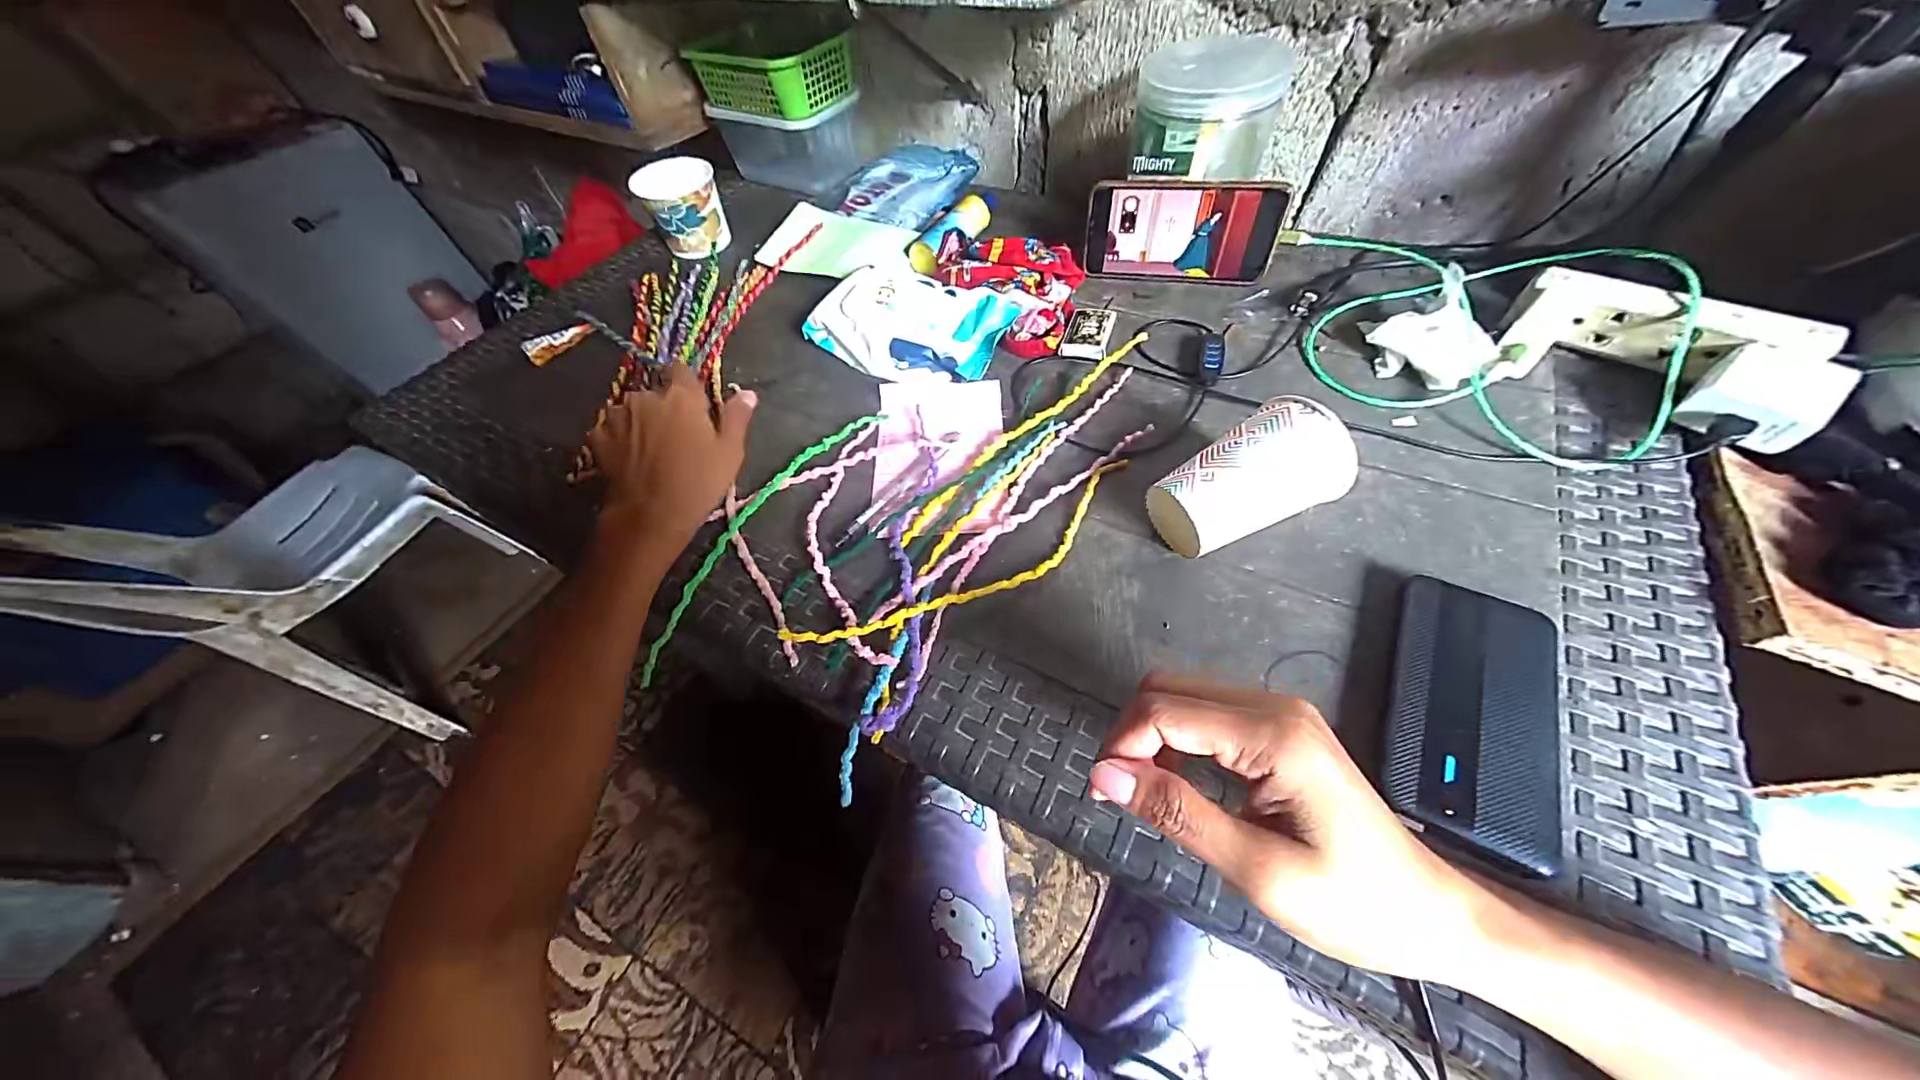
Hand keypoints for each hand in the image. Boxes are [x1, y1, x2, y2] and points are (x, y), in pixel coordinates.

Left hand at [586, 365, 755, 547]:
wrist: (650, 516)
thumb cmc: (698, 482)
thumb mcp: (730, 451)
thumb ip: (737, 417)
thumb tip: (747, 393)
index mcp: (681, 396)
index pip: (681, 370)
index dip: (688, 386)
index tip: (696, 407)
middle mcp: (645, 396)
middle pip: (656, 392)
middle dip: (665, 407)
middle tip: (678, 438)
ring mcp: (616, 414)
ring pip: (632, 409)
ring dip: (642, 422)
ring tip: (653, 451)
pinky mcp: (596, 435)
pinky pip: (613, 428)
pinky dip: (622, 438)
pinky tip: (633, 459)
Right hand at [1088, 672, 1497, 983]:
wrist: (1434, 913)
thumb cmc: (1354, 904)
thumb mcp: (1257, 870)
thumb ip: (1177, 814)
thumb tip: (1102, 774)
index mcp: (1272, 734)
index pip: (1165, 710)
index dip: (1123, 745)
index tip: (1106, 793)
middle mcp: (1272, 705)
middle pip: (1167, 689)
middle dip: (1131, 735)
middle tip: (1122, 794)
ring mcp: (1278, 712)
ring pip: (1181, 696)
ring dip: (1150, 737)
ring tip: (1147, 795)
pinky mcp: (1278, 727)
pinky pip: (1205, 714)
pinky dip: (1176, 741)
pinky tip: (1179, 783)